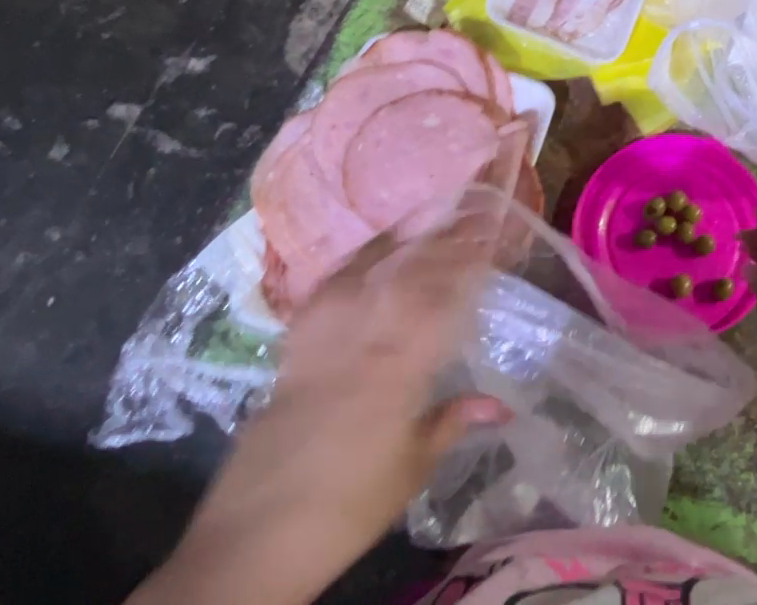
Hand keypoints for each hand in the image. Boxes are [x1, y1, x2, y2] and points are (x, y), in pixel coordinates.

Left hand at [134, 218, 511, 604]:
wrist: (253, 541)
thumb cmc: (346, 508)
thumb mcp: (411, 469)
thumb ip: (453, 423)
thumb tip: (503, 405)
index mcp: (394, 373)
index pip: (439, 300)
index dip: (467, 264)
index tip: (493, 238)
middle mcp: (357, 345)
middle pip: (404, 276)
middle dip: (442, 242)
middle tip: (472, 217)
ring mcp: (319, 344)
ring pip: (364, 276)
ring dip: (401, 243)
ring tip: (429, 218)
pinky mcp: (291, 353)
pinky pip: (324, 294)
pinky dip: (352, 266)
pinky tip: (370, 254)